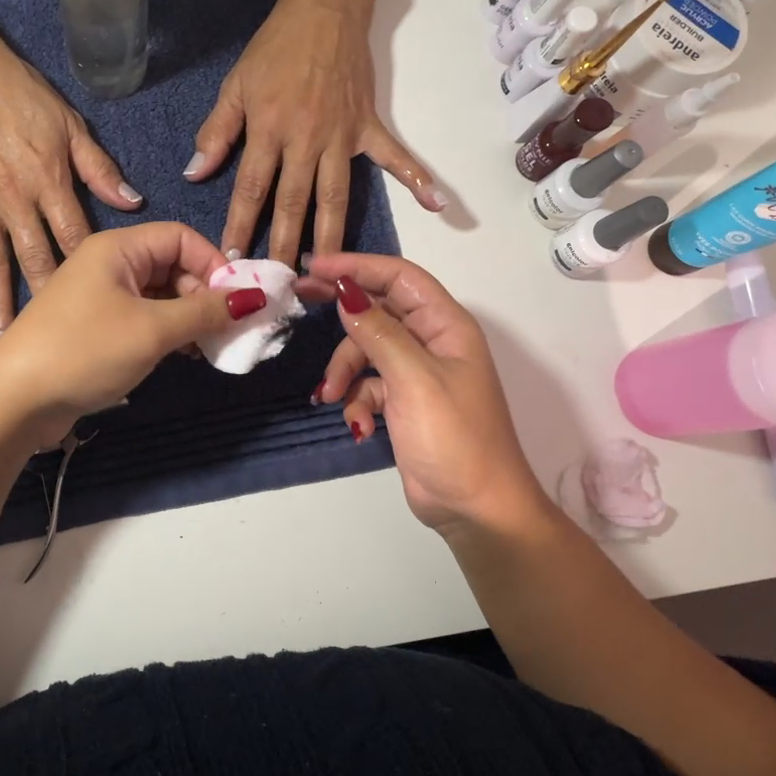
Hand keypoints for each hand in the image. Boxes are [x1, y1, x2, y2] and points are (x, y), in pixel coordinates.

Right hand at [0, 44, 142, 338]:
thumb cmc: (21, 95)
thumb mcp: (70, 125)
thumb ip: (99, 168)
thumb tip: (132, 201)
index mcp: (50, 183)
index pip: (75, 236)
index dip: (89, 271)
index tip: (102, 305)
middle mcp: (15, 202)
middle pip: (36, 260)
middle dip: (47, 304)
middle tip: (57, 344)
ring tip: (1, 340)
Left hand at [0, 222, 266, 438]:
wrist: (15, 399)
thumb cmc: (85, 350)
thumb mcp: (153, 329)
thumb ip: (206, 312)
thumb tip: (254, 296)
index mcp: (117, 248)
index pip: (182, 237)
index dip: (215, 264)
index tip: (237, 301)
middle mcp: (108, 265)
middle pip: (172, 266)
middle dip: (205, 295)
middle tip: (226, 332)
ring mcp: (99, 299)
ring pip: (160, 297)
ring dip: (189, 318)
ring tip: (206, 349)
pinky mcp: (95, 330)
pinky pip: (142, 320)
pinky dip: (166, 334)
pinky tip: (180, 357)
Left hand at [184, 0, 441, 265]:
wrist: (325, 8)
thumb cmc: (275, 49)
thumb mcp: (235, 85)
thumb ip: (216, 132)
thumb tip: (194, 174)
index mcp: (268, 130)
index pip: (251, 189)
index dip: (241, 226)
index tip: (234, 259)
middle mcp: (305, 140)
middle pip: (294, 203)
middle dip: (285, 246)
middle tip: (280, 285)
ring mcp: (341, 136)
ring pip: (335, 196)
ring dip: (332, 238)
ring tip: (331, 276)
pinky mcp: (369, 127)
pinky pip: (394, 157)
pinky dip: (416, 178)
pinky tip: (437, 205)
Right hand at [299, 254, 547, 533]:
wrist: (476, 508)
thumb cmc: (455, 438)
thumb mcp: (415, 380)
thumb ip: (379, 333)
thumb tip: (345, 293)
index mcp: (447, 326)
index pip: (400, 278)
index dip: (357, 267)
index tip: (313, 267)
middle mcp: (432, 343)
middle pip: (379, 309)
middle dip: (341, 310)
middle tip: (299, 298)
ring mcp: (417, 374)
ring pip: (366, 350)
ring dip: (344, 370)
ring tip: (333, 397)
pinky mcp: (404, 404)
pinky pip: (368, 386)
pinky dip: (357, 401)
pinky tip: (358, 424)